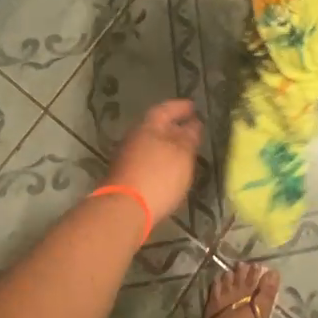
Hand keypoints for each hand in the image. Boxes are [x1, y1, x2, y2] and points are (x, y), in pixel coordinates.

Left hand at [105, 99, 202, 222]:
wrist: (124, 210)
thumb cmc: (158, 175)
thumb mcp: (183, 153)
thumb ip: (190, 136)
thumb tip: (193, 123)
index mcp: (148, 124)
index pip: (166, 108)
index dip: (181, 107)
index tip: (194, 107)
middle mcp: (134, 136)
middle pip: (156, 126)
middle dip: (173, 127)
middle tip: (190, 130)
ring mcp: (126, 157)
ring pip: (150, 144)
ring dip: (166, 145)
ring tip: (182, 152)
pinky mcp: (124, 176)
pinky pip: (146, 160)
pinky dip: (158, 161)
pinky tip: (168, 171)